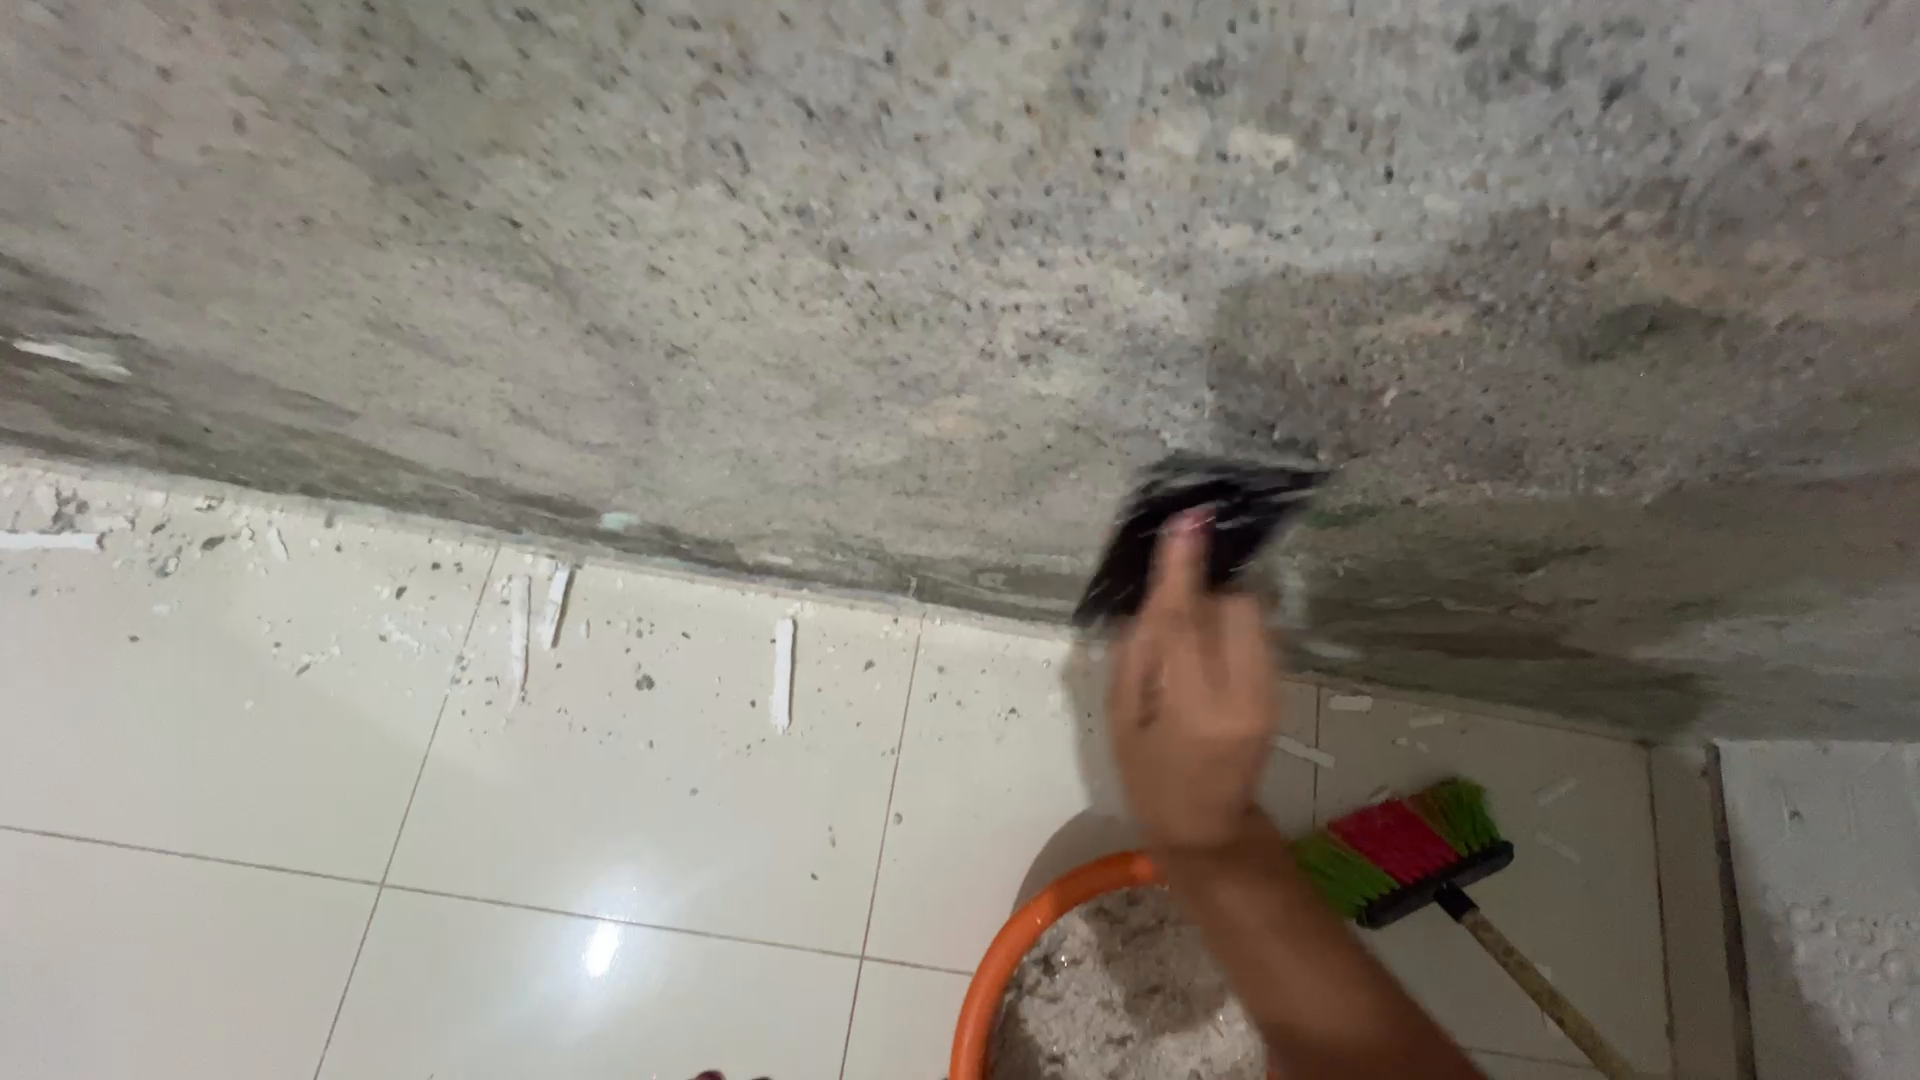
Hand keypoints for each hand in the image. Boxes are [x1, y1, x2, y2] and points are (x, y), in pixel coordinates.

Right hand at [1106, 508, 1283, 851]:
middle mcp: (1244, 696)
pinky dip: (1232, 622)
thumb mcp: (1122, 718)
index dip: (1184, 569)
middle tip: (1173, 611)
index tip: (1188, 519)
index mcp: (1194, 709)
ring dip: (1220, 605)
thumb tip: (1154, 595)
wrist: (1208, 827)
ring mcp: (1272, 693)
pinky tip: (1207, 645)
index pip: (1187, 624)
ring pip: (1255, 615)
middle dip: (1206, 589)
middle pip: (1238, 606)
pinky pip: (1259, 632)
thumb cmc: (1149, 778)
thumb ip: (1136, 653)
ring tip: (1187, 636)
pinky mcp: (1281, 690)